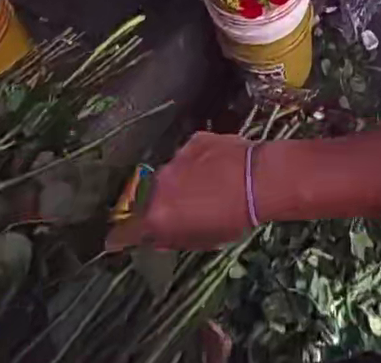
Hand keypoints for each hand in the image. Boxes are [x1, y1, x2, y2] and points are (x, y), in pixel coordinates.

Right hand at [105, 132, 254, 251]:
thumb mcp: (199, 241)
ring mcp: (176, 158)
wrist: (259, 179)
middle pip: (146, 197)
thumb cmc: (232, 218)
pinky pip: (188, 153)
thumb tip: (157, 235)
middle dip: (157, 203)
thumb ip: (171, 238)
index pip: (122, 231)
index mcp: (156, 216)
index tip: (120, 238)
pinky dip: (197, 160)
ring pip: (169, 172)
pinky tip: (216, 165)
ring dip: (179, 179)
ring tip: (205, 183)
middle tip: (180, 206)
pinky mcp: (195, 139)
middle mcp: (159, 185)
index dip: (121, 236)